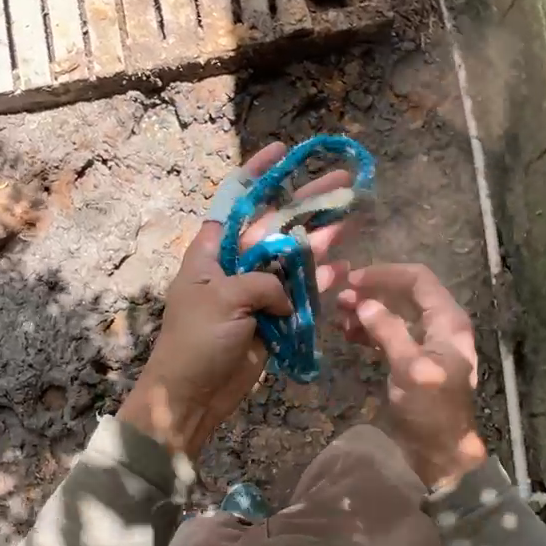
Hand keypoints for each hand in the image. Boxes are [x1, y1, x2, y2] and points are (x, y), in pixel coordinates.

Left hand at [120, 143, 354, 458]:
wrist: (192, 396)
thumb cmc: (196, 341)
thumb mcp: (223, 299)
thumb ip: (263, 282)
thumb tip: (286, 295)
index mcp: (213, 251)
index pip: (237, 203)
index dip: (259, 175)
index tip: (282, 149)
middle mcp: (236, 266)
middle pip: (277, 226)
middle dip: (307, 202)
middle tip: (343, 180)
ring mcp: (257, 293)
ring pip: (296, 259)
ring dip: (323, 239)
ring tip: (354, 216)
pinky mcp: (274, 320)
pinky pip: (301, 294)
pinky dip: (321, 282)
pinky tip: (344, 266)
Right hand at [337, 264, 487, 488]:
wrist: (440, 453)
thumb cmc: (431, 410)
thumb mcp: (411, 368)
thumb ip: (389, 332)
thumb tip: (365, 304)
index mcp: (448, 322)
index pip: (418, 280)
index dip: (385, 274)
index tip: (352, 279)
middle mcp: (441, 326)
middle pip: (405, 294)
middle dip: (372, 291)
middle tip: (340, 298)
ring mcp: (428, 344)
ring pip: (395, 313)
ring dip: (368, 309)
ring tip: (340, 314)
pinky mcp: (413, 361)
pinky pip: (391, 333)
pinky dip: (370, 329)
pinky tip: (349, 333)